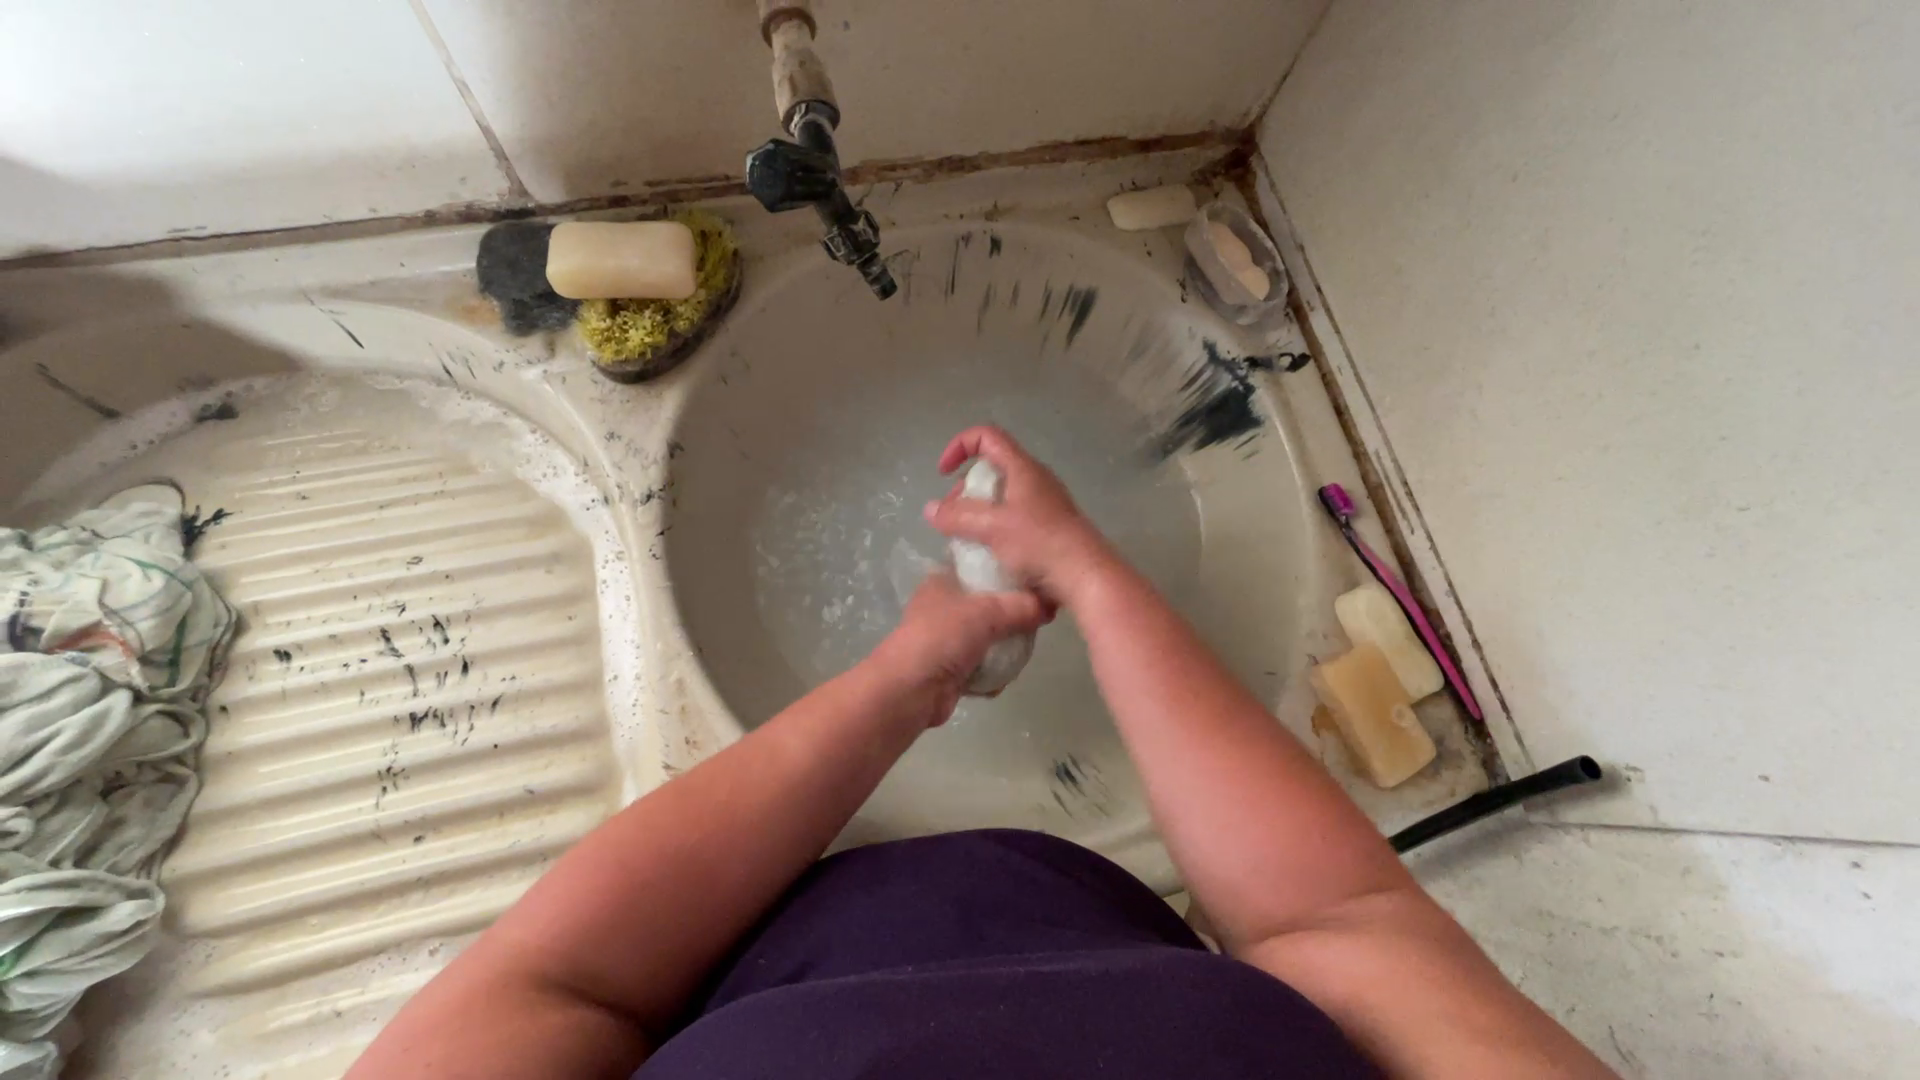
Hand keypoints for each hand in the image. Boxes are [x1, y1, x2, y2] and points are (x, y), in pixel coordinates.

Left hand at [866, 571, 1049, 727]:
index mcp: (943, 582)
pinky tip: (1000, 680)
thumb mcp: (988, 612)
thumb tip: (1050, 605)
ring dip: (1003, 652)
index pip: (979, 567)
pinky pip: (981, 668)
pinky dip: (991, 675)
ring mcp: (945, 641)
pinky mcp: (949, 671)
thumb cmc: (943, 637)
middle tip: (1033, 625)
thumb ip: (1022, 606)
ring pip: (987, 640)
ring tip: (1020, 656)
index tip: (1034, 585)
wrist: (911, 690)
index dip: (1006, 574)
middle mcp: (943, 608)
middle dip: (1011, 620)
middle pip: (988, 607)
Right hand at [923, 426, 1118, 608]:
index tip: (942, 473)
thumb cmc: (1040, 544)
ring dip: (977, 511)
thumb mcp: (992, 528)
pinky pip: (1013, 517)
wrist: (1086, 575)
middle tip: (952, 517)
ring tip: (965, 539)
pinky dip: (994, 527)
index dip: (959, 446)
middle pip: (991, 468)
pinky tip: (987, 552)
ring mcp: (1044, 503)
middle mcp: (1035, 479)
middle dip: (964, 489)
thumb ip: (958, 516)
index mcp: (1022, 468)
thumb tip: (930, 510)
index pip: (986, 436)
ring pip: (1001, 496)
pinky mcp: (1048, 527)